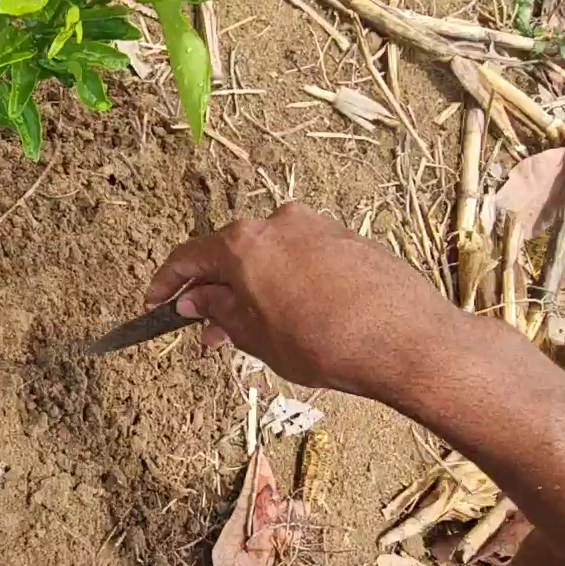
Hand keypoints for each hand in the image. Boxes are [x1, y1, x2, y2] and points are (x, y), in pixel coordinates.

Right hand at [146, 203, 463, 400]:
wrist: (409, 342)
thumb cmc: (325, 342)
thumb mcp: (253, 335)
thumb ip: (217, 310)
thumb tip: (195, 300)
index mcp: (244, 242)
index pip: (188, 258)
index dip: (166, 284)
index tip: (155, 303)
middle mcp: (278, 223)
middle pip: (227, 255)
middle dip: (210, 292)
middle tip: (201, 328)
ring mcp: (317, 227)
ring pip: (264, 257)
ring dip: (247, 290)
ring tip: (244, 331)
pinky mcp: (348, 240)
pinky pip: (297, 257)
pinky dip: (280, 282)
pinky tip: (284, 316)